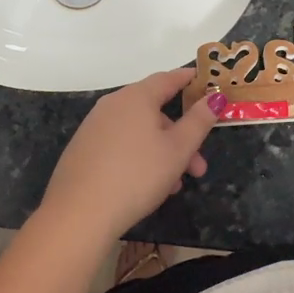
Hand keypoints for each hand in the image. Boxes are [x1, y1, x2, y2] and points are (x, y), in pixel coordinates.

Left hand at [38, 68, 223, 239]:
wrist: (78, 214)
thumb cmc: (137, 175)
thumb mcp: (177, 150)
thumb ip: (199, 121)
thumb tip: (215, 97)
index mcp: (136, 97)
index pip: (168, 78)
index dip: (189, 80)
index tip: (205, 84)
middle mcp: (113, 104)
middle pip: (154, 111)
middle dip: (180, 137)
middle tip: (198, 167)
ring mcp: (94, 127)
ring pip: (138, 132)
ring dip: (161, 153)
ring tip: (173, 187)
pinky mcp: (82, 150)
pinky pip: (120, 145)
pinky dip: (139, 158)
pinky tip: (148, 188)